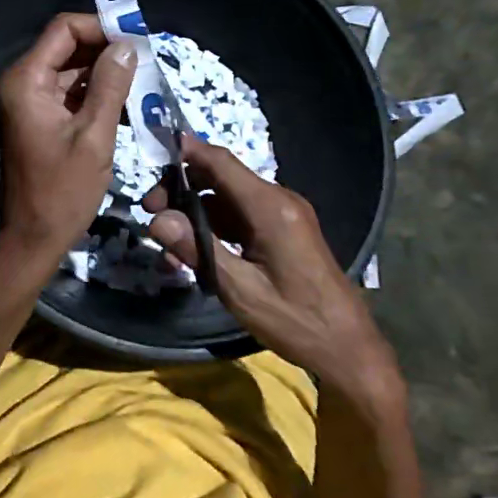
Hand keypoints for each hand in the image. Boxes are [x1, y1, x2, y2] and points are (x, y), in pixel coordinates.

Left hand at [0, 14, 136, 266]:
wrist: (33, 237)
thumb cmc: (62, 191)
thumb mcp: (94, 137)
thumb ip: (111, 87)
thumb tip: (128, 45)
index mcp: (26, 81)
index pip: (64, 30)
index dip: (101, 28)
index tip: (138, 40)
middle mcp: (23, 83)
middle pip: (68, 47)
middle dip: (108, 50)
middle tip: (148, 61)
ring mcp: (31, 101)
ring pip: (73, 70)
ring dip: (107, 74)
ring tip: (146, 82)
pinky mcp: (41, 119)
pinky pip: (72, 93)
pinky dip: (98, 94)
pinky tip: (130, 103)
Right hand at [144, 138, 404, 414]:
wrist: (347, 348)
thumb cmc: (295, 320)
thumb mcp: (240, 289)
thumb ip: (198, 249)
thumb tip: (157, 219)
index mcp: (270, 208)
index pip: (221, 163)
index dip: (187, 151)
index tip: (153, 149)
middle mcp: (278, 201)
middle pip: (219, 178)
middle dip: (181, 189)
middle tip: (150, 212)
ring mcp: (282, 215)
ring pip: (225, 200)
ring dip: (193, 213)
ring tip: (166, 242)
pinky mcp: (282, 231)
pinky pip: (239, 218)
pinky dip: (212, 228)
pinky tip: (192, 253)